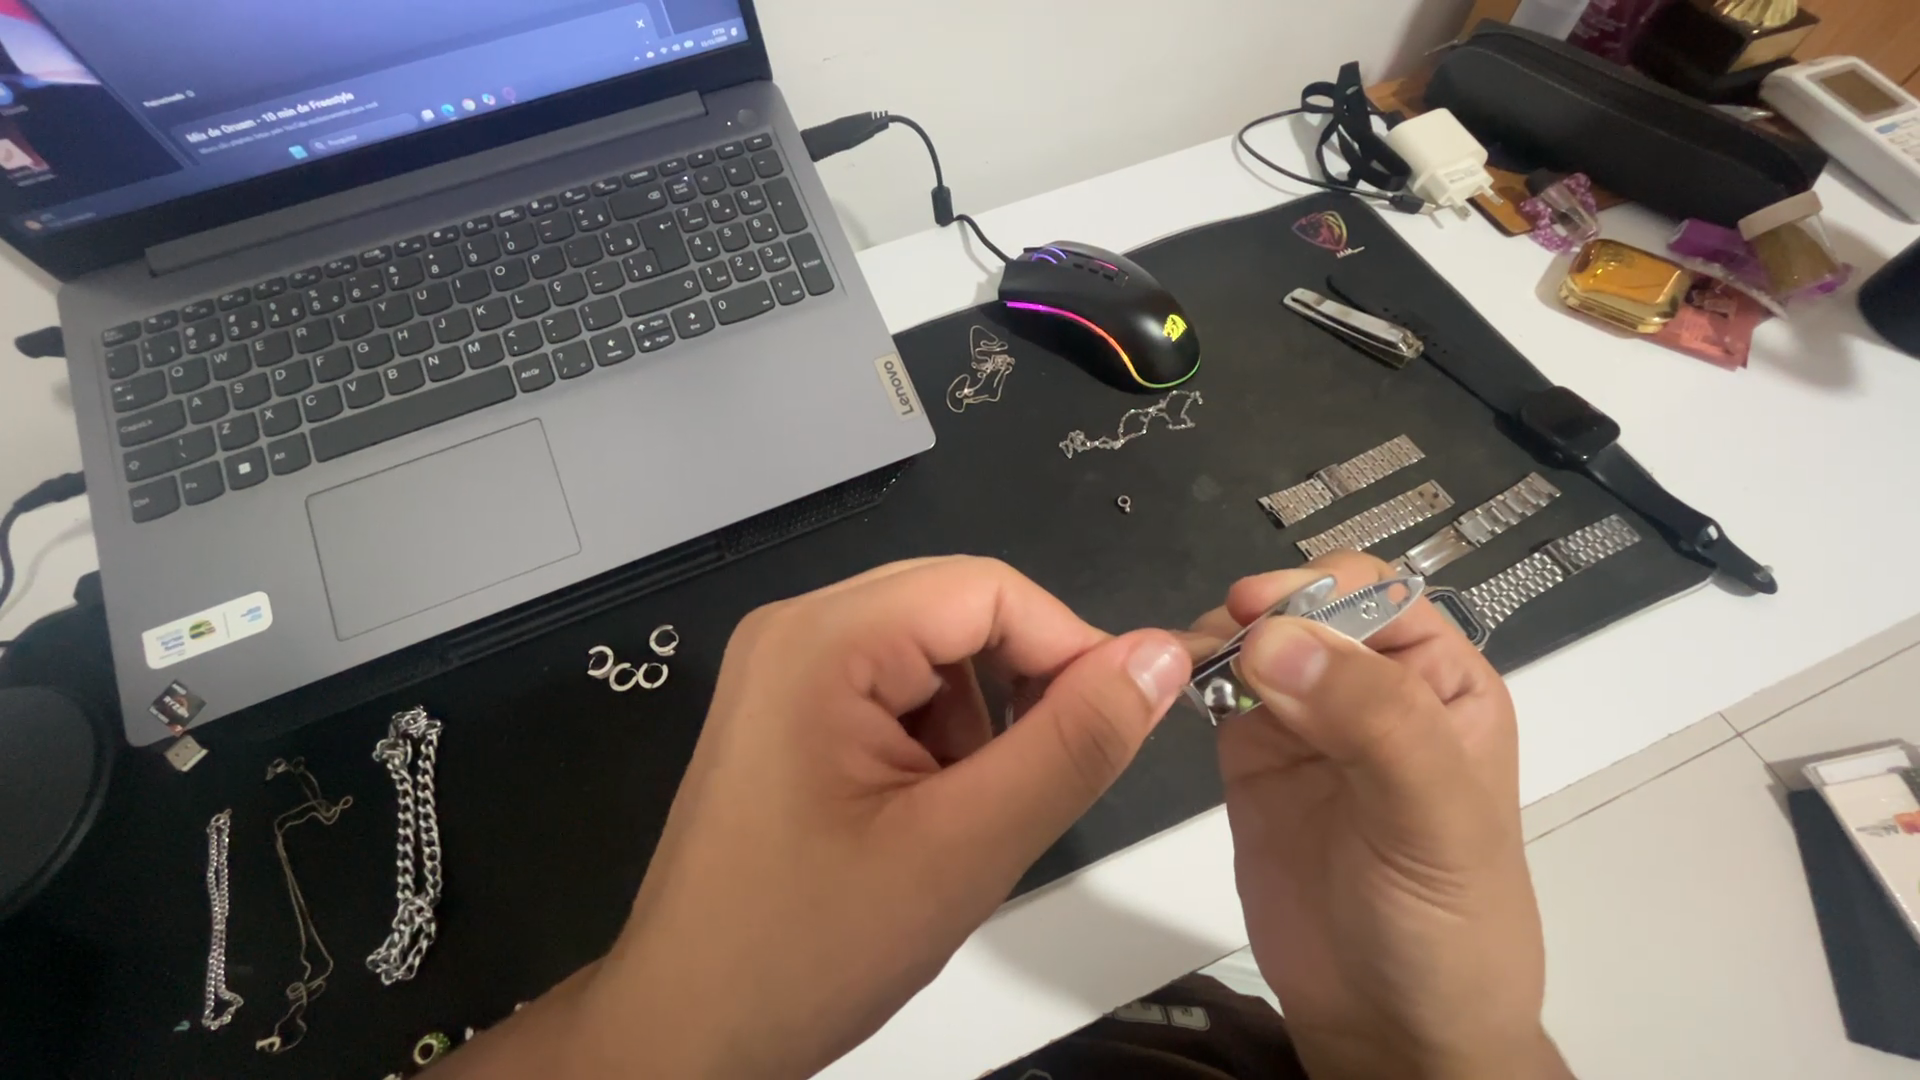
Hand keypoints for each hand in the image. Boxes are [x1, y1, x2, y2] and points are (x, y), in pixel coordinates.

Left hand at [444, 557, 1192, 1079]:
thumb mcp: (966, 848)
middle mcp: (798, 627)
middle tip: (1043, 774)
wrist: (688, 1029)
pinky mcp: (790, 703)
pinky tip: (923, 805)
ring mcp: (787, 663)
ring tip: (965, 808)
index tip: (1116, 723)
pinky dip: (938, 733)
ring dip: (979, 717)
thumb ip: (1074, 744)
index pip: (985, 589)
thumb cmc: (813, 946)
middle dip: (1019, 685)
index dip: (1068, 644)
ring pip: (933, 649)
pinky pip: (897, 683)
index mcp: (824, 639)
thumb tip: (1160, 657)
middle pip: (955, 610)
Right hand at [1189, 553, 1570, 1079]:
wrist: (1383, 1025)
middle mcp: (1368, 686)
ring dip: (1215, 640)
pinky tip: (1170, 685)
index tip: (1254, 612)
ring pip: (1251, 642)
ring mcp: (1303, 717)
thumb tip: (1268, 637)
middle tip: (1211, 648)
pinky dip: (1190, 675)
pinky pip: (1217, 689)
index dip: (1316, 590)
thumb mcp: (1433, 820)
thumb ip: (1371, 721)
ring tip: (1182, 668)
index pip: (1375, 597)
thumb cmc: (1440, 924)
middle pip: (1301, 610)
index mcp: (1437, 683)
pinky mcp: (1250, 750)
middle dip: (1254, 613)